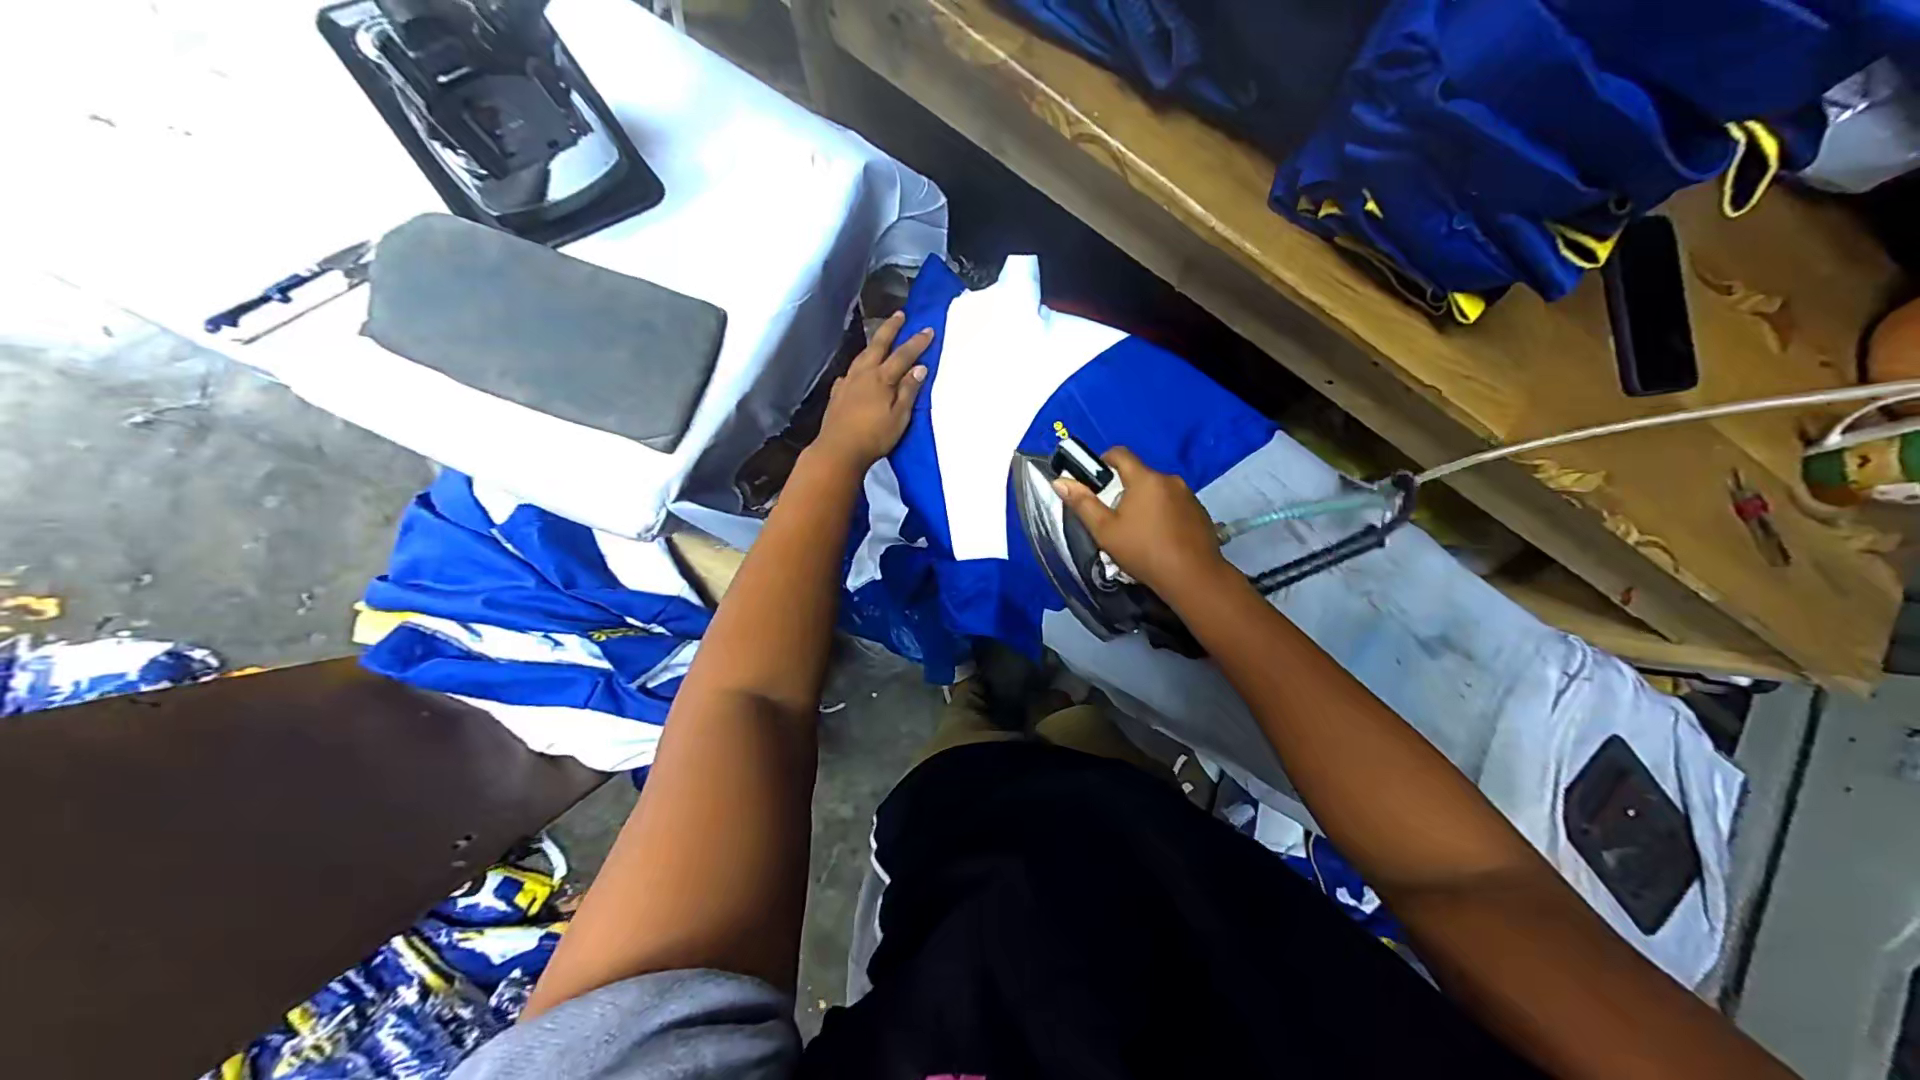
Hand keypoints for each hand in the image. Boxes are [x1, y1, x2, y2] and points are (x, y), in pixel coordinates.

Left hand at [813, 311, 932, 469]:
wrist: (838, 449)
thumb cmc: (874, 436)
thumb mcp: (899, 416)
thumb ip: (908, 391)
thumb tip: (919, 368)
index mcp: (882, 378)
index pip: (903, 355)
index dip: (917, 342)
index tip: (928, 329)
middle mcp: (863, 374)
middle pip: (878, 345)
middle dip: (890, 328)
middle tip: (900, 314)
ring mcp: (848, 382)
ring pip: (862, 356)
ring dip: (873, 344)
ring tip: (880, 338)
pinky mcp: (837, 394)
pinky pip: (849, 373)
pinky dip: (857, 367)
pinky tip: (856, 372)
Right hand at [1053, 446, 1234, 599]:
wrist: (1192, 577)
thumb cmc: (1143, 551)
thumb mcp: (1105, 530)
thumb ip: (1082, 503)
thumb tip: (1060, 481)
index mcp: (1144, 478)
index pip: (1120, 453)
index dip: (1103, 462)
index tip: (1096, 482)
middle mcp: (1169, 479)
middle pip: (1139, 475)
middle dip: (1124, 490)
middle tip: (1114, 518)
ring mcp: (1189, 495)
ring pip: (1158, 491)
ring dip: (1146, 503)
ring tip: (1139, 532)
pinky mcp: (1200, 512)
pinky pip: (1175, 505)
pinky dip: (1165, 515)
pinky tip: (1161, 539)